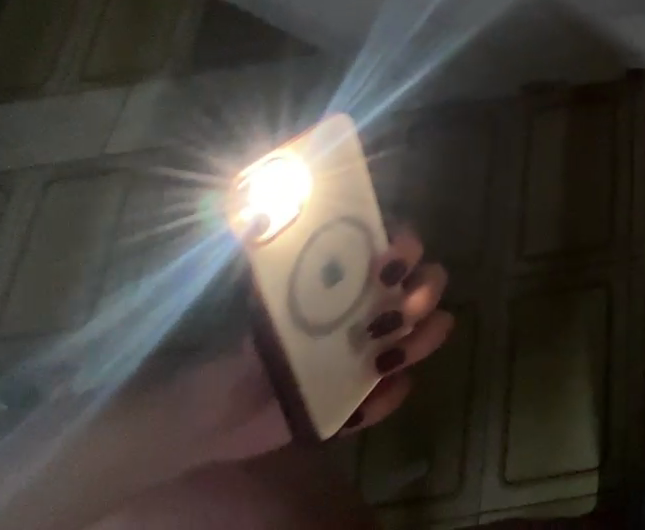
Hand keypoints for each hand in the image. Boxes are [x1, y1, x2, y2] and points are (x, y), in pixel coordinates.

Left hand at [196, 227, 454, 464]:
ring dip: (418, 342)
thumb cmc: (233, 355)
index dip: (408, 248)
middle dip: (425, 295)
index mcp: (354, 278)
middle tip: (396, 317)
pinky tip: (356, 410)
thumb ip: (261, 269)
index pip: (400, 245)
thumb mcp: (248, 310)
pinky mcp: (373, 391)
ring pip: (431, 330)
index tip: (388, 267)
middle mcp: (377, 304)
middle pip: (431, 282)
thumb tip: (256, 220)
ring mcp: (381, 346)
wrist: (213, 425)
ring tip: (380, 363)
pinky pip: (400, 390)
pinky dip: (384, 399)